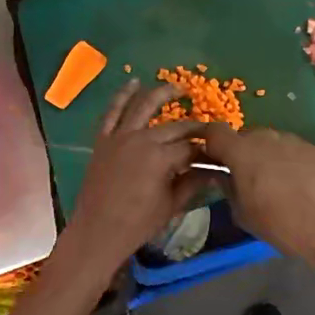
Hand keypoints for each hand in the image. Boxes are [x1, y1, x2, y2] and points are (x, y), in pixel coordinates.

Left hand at [61, 81, 209, 272]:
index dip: (206, 151)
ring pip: (144, 106)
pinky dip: (123, 95)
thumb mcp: (171, 205)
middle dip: (193, 126)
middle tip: (207, 128)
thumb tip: (215, 170)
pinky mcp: (104, 139)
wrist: (97, 231)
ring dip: (162, 93)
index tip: (216, 153)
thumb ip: (193, 183)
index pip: (191, 147)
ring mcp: (120, 136)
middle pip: (174, 127)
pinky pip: (113, 111)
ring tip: (178, 87)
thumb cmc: (137, 224)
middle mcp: (142, 139)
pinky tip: (135, 82)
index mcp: (161, 157)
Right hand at [201, 125, 314, 274]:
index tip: (210, 159)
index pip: (214, 132)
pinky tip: (293, 182)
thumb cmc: (279, 223)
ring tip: (270, 182)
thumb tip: (222, 176)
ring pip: (266, 141)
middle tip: (242, 177)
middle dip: (238, 152)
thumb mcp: (242, 213)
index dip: (208, 142)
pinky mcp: (310, 147)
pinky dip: (283, 159)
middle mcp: (264, 137)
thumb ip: (227, 188)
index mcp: (241, 151)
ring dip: (262, 155)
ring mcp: (290, 139)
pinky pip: (287, 148)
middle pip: (242, 137)